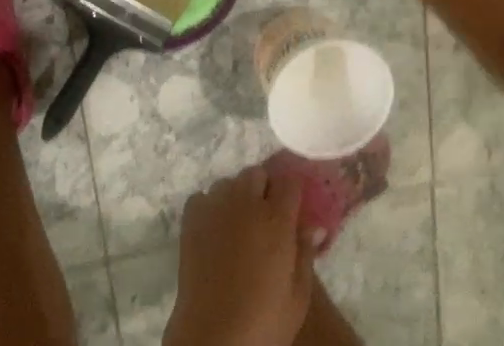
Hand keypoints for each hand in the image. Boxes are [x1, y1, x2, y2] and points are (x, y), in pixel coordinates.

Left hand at [165, 165, 319, 345]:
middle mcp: (245, 203)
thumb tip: (313, 226)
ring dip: (238, 195)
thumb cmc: (264, 319)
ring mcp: (214, 207)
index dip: (293, 192)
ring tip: (240, 224)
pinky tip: (216, 230)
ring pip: (229, 182)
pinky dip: (212, 206)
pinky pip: (204, 196)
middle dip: (265, 188)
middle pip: (257, 174)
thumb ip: (305, 253)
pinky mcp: (190, 218)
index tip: (294, 207)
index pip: (290, 182)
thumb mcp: (298, 294)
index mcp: (276, 219)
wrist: (213, 333)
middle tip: (268, 217)